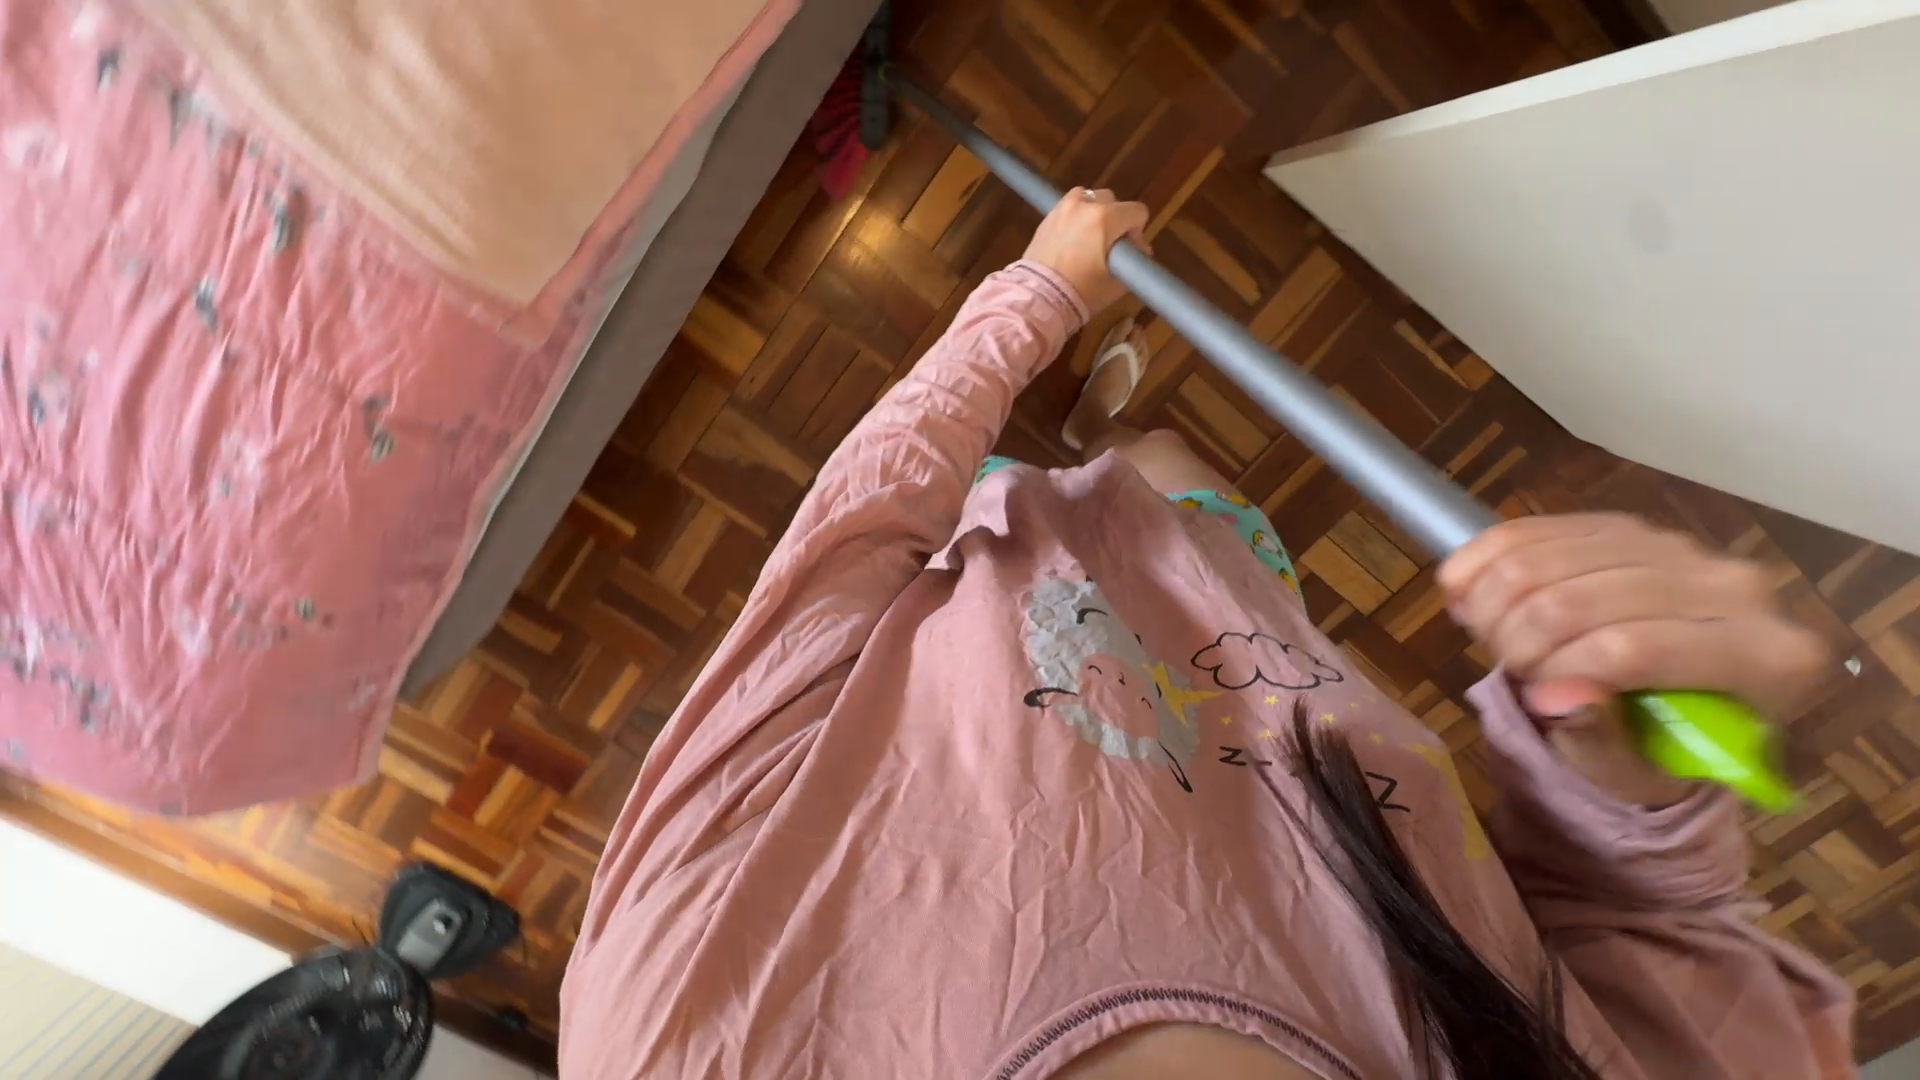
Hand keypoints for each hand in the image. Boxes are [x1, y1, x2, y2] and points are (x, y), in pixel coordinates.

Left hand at [1023, 188, 1149, 312]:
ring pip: (1089, 198)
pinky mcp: (1047, 216)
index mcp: (1105, 218)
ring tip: (1089, 239)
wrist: (1039, 299)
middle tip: (1107, 247)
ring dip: (1094, 213)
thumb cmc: (1082, 293)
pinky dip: (1075, 217)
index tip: (1127, 251)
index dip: (1137, 232)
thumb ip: (1134, 260)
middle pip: (1112, 201)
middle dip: (1115, 221)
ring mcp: (1063, 207)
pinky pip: (1069, 207)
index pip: (1137, 212)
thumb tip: (1139, 248)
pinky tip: (1072, 239)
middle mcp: (1084, 204)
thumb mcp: (1116, 283)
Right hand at [1438, 513, 1829, 803]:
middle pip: (1580, 598)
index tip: (1532, 694)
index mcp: (1767, 658)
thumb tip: (1555, 696)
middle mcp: (1736, 587)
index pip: (1633, 647)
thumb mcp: (1632, 769)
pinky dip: (1480, 558)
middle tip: (1503, 663)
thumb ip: (1599, 738)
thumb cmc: (1655, 749)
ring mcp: (1677, 547)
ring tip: (1484, 631)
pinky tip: (1458, 586)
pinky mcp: (1622, 526)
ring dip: (1492, 599)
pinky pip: (1531, 529)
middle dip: (1515, 634)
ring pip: (1545, 559)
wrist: (1661, 698)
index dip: (1558, 667)